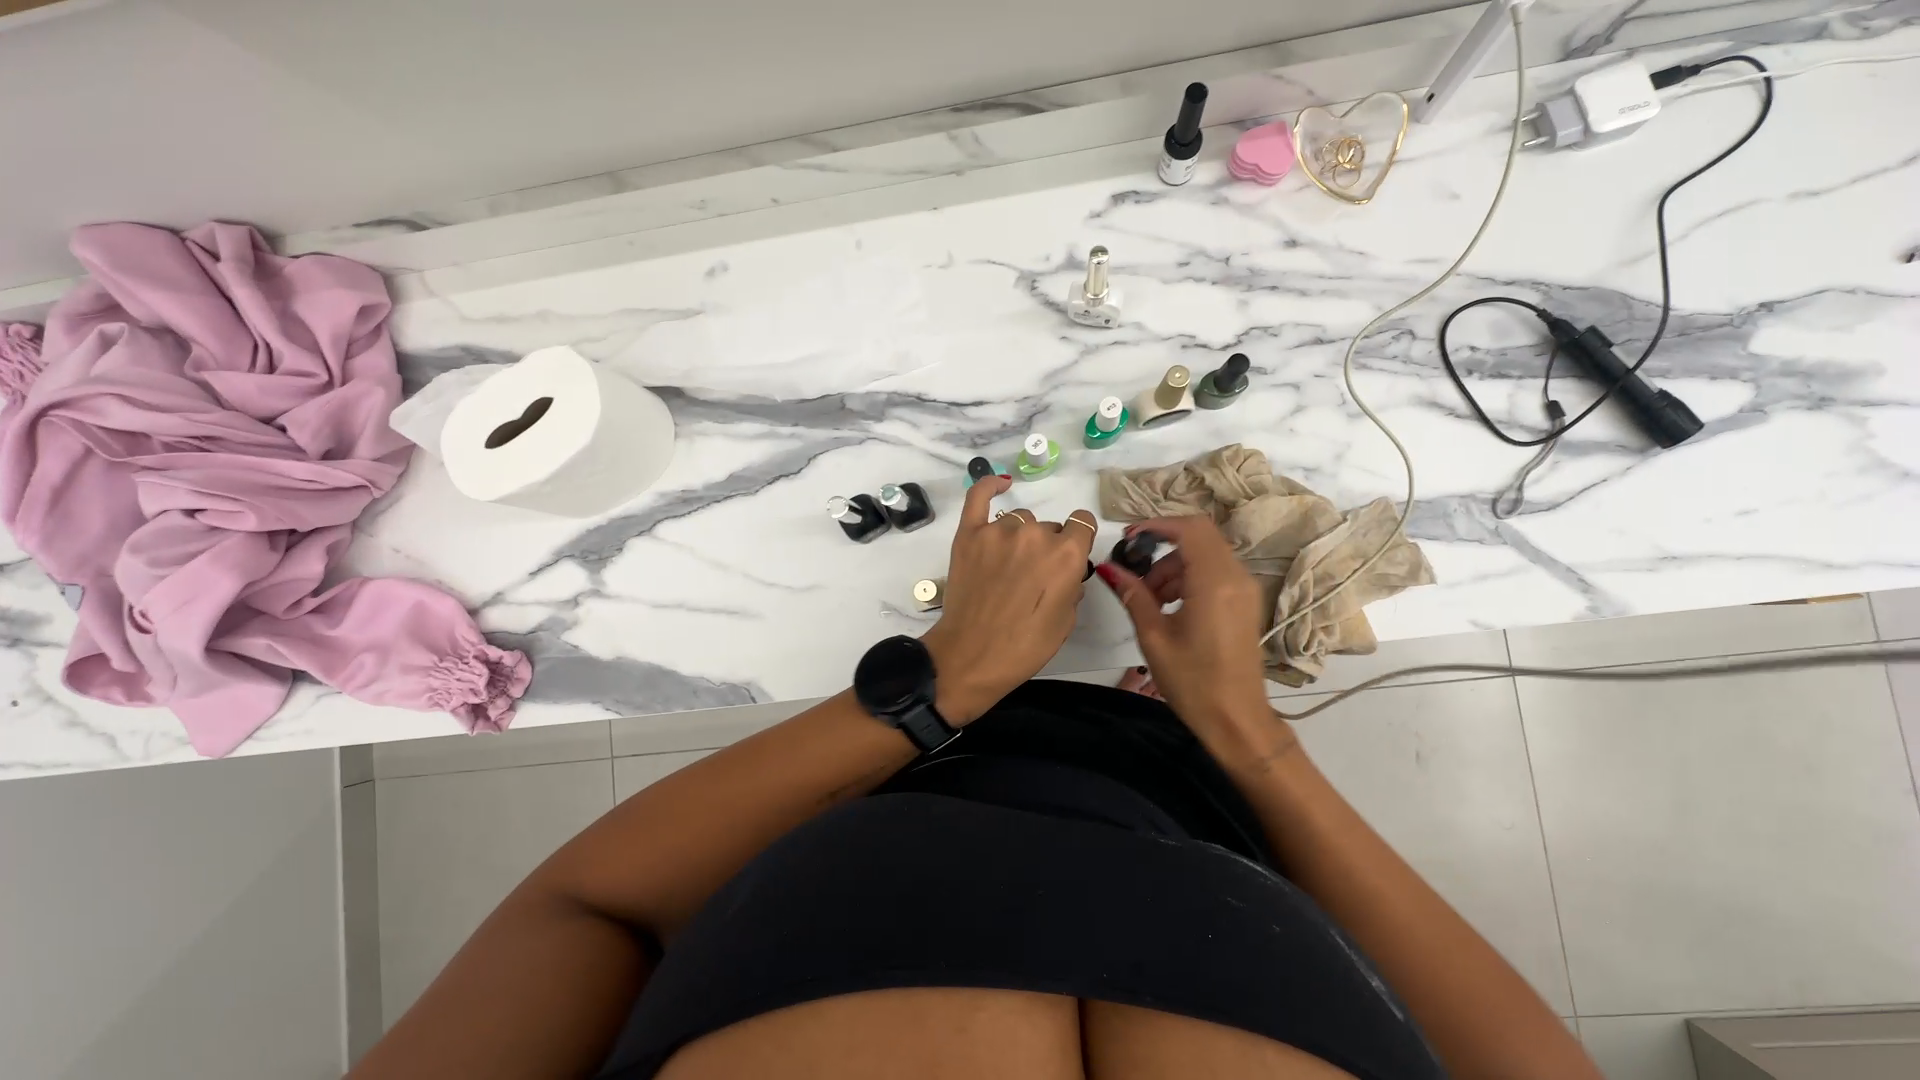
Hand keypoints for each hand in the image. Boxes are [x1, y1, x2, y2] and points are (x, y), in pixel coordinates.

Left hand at [920, 475, 1097, 724]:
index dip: (1078, 539)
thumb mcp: (1066, 621)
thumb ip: (1071, 585)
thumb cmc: (1025, 646)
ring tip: (1006, 567)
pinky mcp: (969, 534)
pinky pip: (978, 497)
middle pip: (1049, 527)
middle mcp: (1035, 535)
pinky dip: (989, 486)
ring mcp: (999, 531)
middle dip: (1046, 547)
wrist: (972, 656)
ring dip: (1019, 536)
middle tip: (1031, 578)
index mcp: (1066, 555)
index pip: (1082, 523)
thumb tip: (1065, 572)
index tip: (1069, 554)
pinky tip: (1000, 484)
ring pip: (1019, 520)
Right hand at [1094, 516, 1289, 757]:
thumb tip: (1109, 568)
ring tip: (1151, 599)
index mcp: (1215, 582)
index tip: (1129, 539)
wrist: (1237, 720)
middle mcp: (1236, 577)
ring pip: (1207, 555)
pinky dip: (1191, 577)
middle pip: (1199, 538)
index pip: (1190, 529)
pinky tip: (1171, 607)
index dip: (1157, 525)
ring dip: (1175, 566)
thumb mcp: (1154, 637)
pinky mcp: (1246, 603)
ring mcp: (1245, 590)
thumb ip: (1133, 595)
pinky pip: (1217, 572)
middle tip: (1137, 577)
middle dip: (1163, 548)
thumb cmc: (1193, 682)